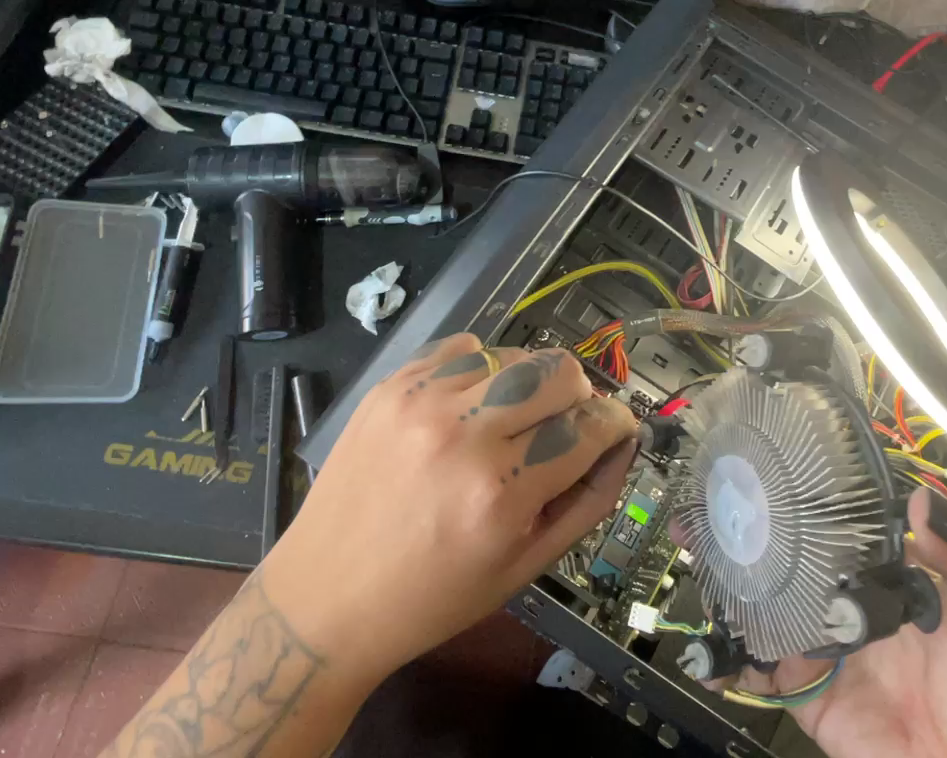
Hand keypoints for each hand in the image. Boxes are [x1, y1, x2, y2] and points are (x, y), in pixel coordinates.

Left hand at [263, 334, 638, 681]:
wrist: (324, 597)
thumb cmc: (432, 597)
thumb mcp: (524, 568)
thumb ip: (587, 501)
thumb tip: (623, 444)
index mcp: (503, 493)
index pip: (592, 426)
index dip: (616, 425)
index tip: (613, 431)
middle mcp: (465, 435)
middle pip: (560, 371)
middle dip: (579, 397)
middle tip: (562, 427)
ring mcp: (422, 401)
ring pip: (515, 354)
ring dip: (529, 383)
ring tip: (509, 421)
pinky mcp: (391, 385)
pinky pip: (464, 348)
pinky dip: (482, 370)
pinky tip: (469, 406)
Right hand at [698, 489, 946, 757]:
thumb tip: (924, 500)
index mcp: (888, 567)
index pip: (836, 518)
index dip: (797, 490)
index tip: (755, 464)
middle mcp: (850, 597)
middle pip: (789, 557)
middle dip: (745, 532)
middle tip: (703, 508)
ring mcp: (828, 646)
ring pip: (767, 608)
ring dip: (728, 588)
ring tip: (692, 560)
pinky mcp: (814, 697)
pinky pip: (764, 675)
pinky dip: (730, 664)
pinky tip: (706, 654)